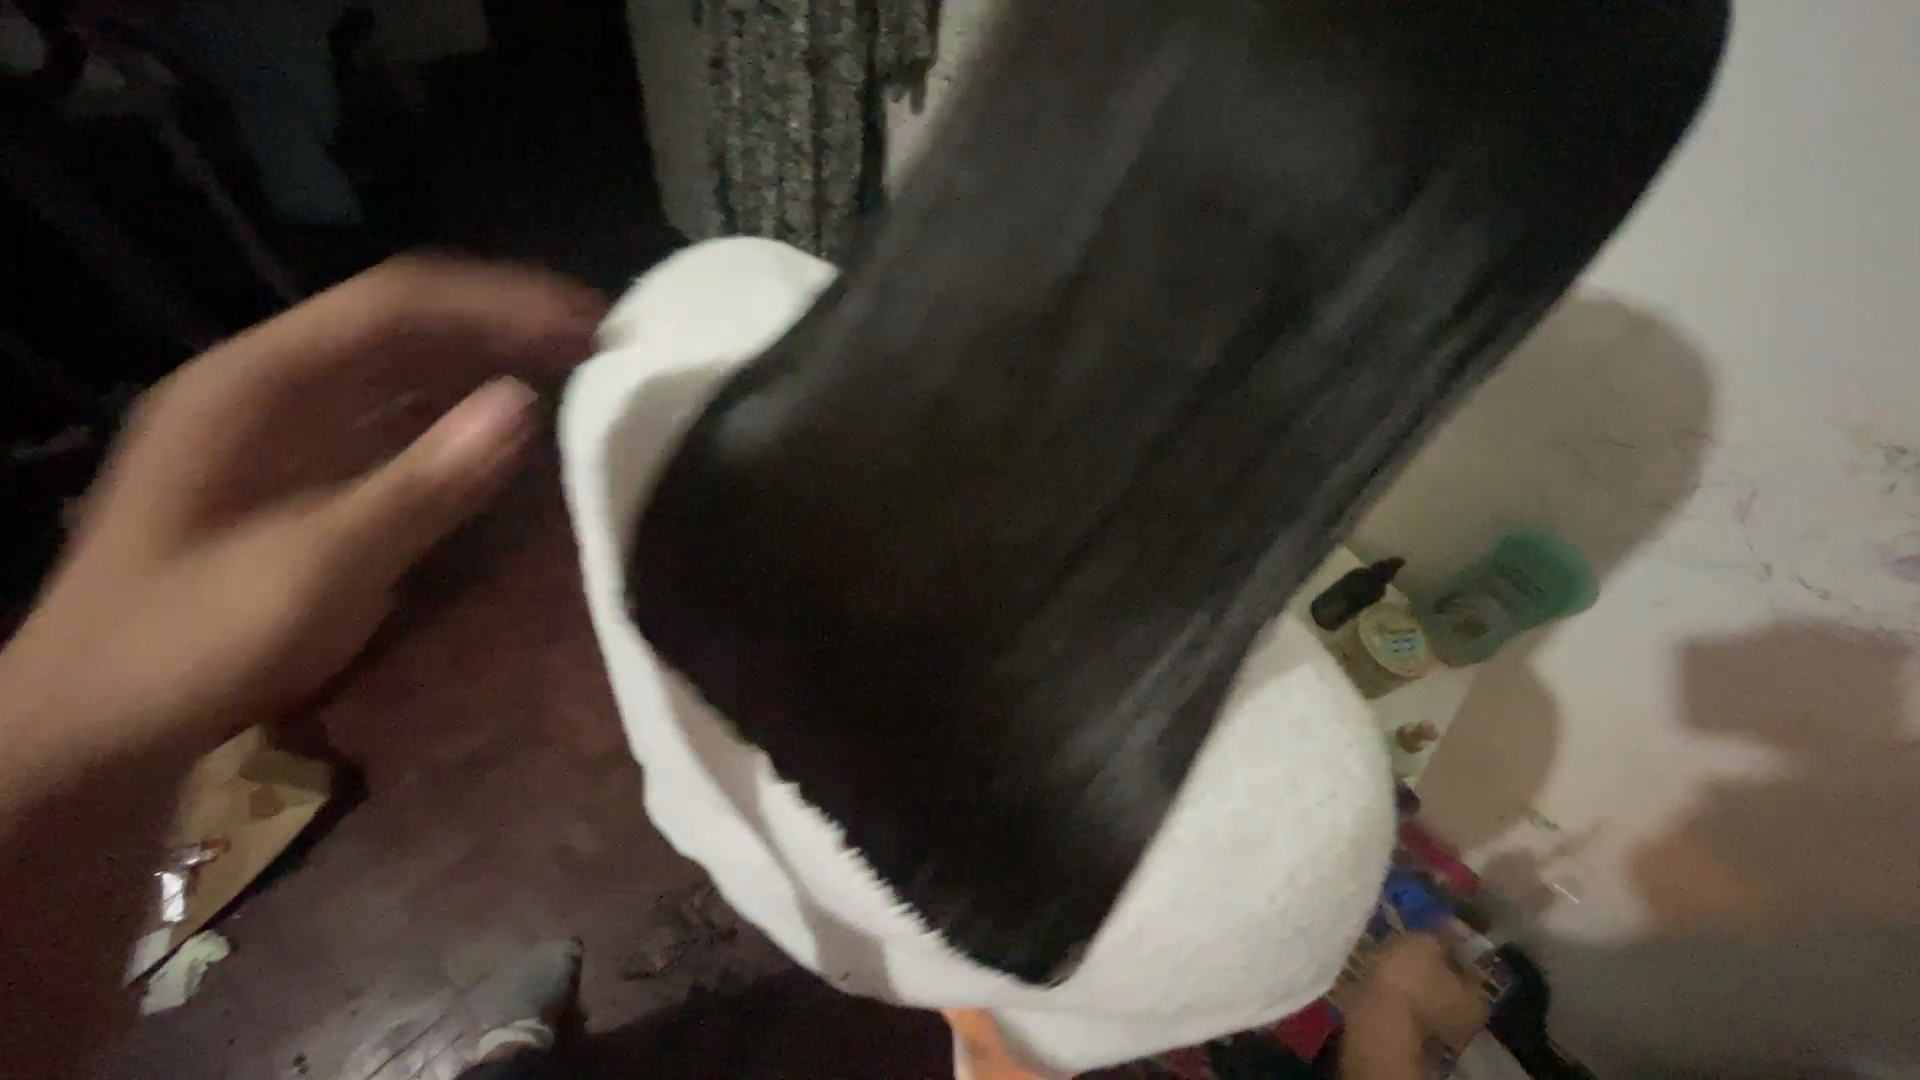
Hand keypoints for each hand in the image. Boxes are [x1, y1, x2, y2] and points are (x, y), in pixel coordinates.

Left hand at [4, 257, 604, 769]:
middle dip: (509, 321)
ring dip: (497, 357)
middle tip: (603, 343)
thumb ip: (422, 486)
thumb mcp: (314, 570)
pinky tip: (520, 423)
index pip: (398, 307)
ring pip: (413, 364)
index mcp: (257, 386)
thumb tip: (524, 405)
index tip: (591, 324)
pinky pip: (410, 414)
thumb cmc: (192, 644)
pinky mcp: (318, 467)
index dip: (501, 304)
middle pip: (410, 323)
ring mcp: (296, 426)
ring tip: (581, 368)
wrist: (102, 721)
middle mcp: (278, 386)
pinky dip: (472, 408)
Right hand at [1348, 934, 1490, 1052]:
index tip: (1430, 927)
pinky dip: (1395, 985)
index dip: (1451, 942)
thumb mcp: (1426, 943)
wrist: (1379, 1018)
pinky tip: (1379, 969)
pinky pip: (1405, 999)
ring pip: (1423, 989)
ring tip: (1387, 949)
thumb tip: (1449, 923)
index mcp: (1478, 998)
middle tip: (1406, 937)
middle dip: (1427, 959)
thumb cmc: (1411, 978)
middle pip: (1447, 979)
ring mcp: (1436, 1029)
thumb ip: (1440, 934)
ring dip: (1409, 972)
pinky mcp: (1409, 1030)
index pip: (1469, 963)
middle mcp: (1464, 1018)